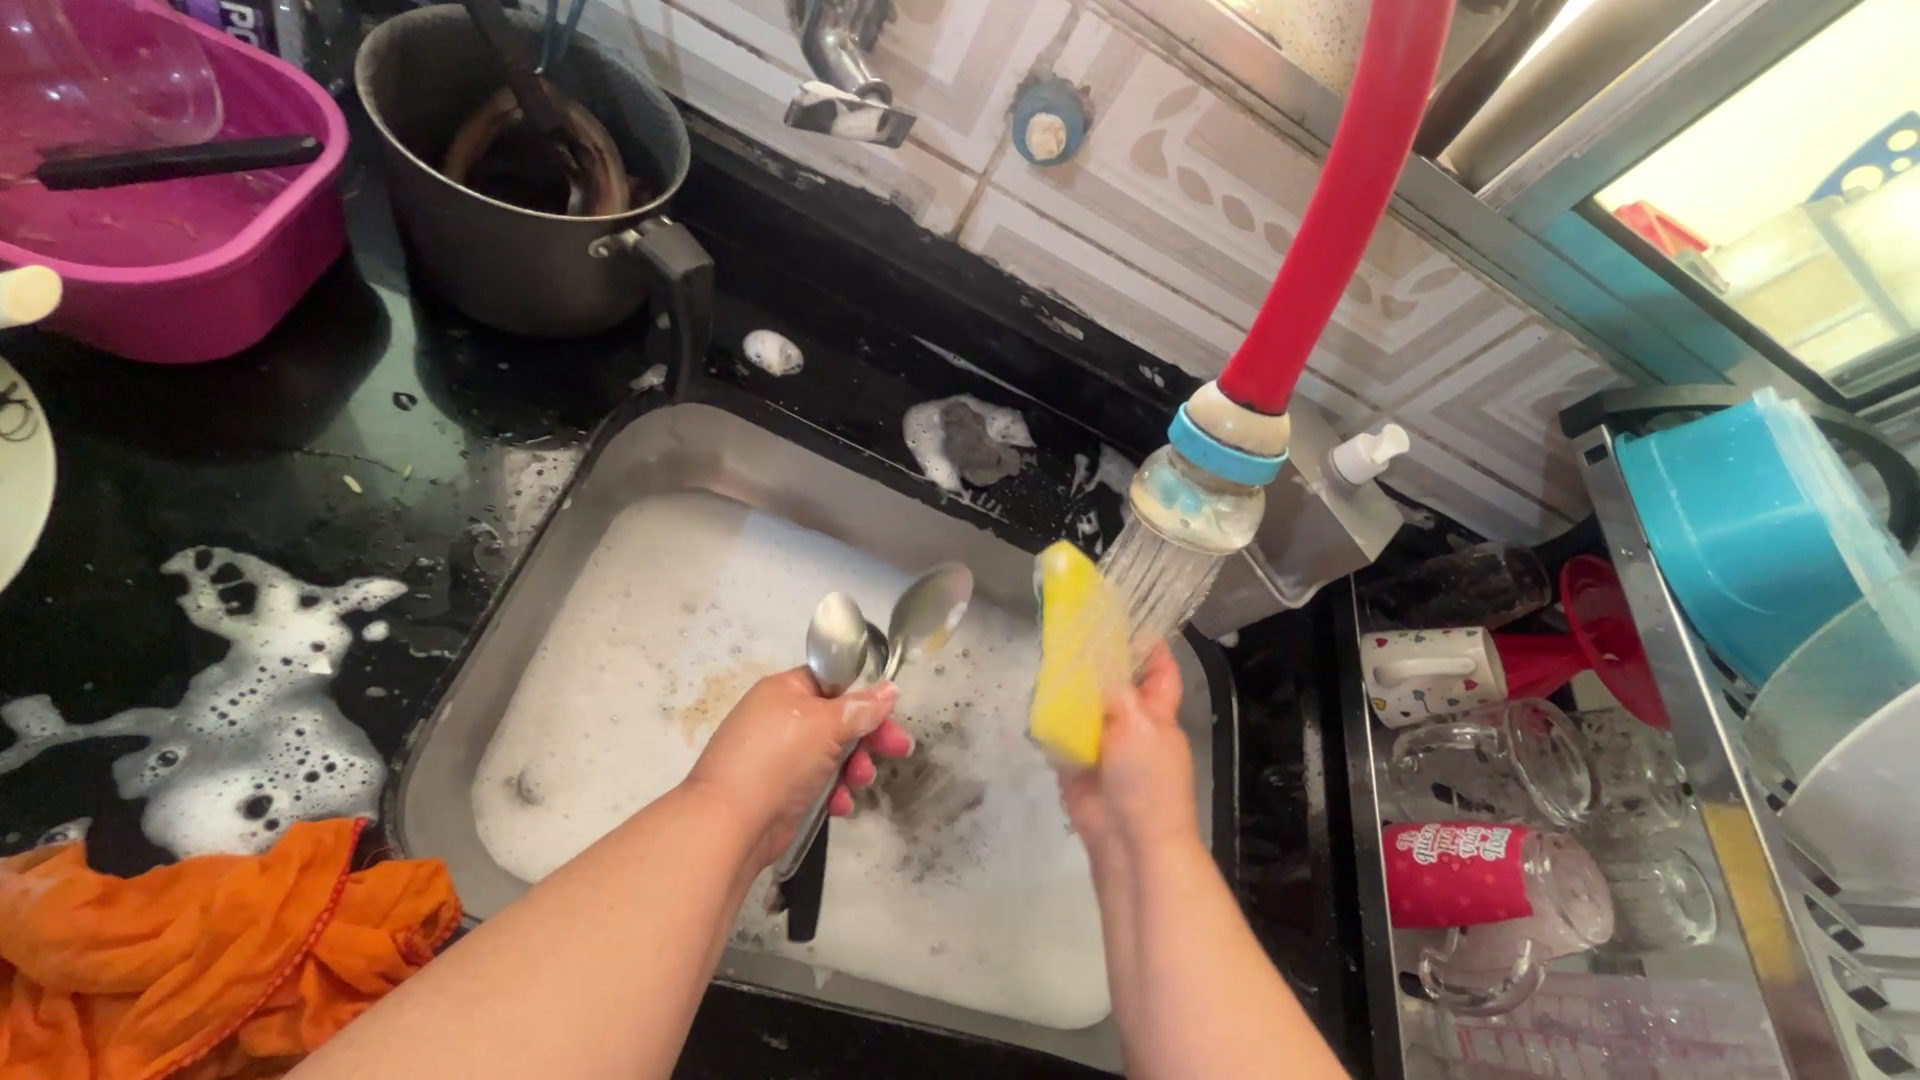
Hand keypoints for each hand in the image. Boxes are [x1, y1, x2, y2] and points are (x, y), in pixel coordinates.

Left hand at [684, 668, 914, 869]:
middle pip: (840, 720)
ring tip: (861, 782)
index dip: (863, 695)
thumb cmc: (778, 759)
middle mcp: (783, 719)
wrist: (729, 823)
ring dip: (855, 767)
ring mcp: (783, 757)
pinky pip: (821, 783)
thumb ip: (861, 707)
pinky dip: (835, 792)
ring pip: (835, 754)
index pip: (833, 681)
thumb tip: (890, 688)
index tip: (890, 712)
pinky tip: (840, 805)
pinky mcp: (785, 791)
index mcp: (786, 690)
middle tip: (900, 749)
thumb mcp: (826, 724)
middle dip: (870, 737)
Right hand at [1058, 642, 1199, 867]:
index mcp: (1157, 713)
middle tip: (1070, 633)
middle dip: (1095, 663)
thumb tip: (1099, 665)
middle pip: (1114, 685)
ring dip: (1067, 689)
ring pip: (1083, 706)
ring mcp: (1101, 744)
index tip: (1128, 622)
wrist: (1129, 840)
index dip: (1149, 647)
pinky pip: (1059, 733)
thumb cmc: (1148, 781)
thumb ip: (1117, 693)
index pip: (1159, 672)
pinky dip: (1048, 720)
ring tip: (1047, 658)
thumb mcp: (1139, 727)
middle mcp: (1130, 723)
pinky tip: (1035, 698)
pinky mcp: (1075, 762)